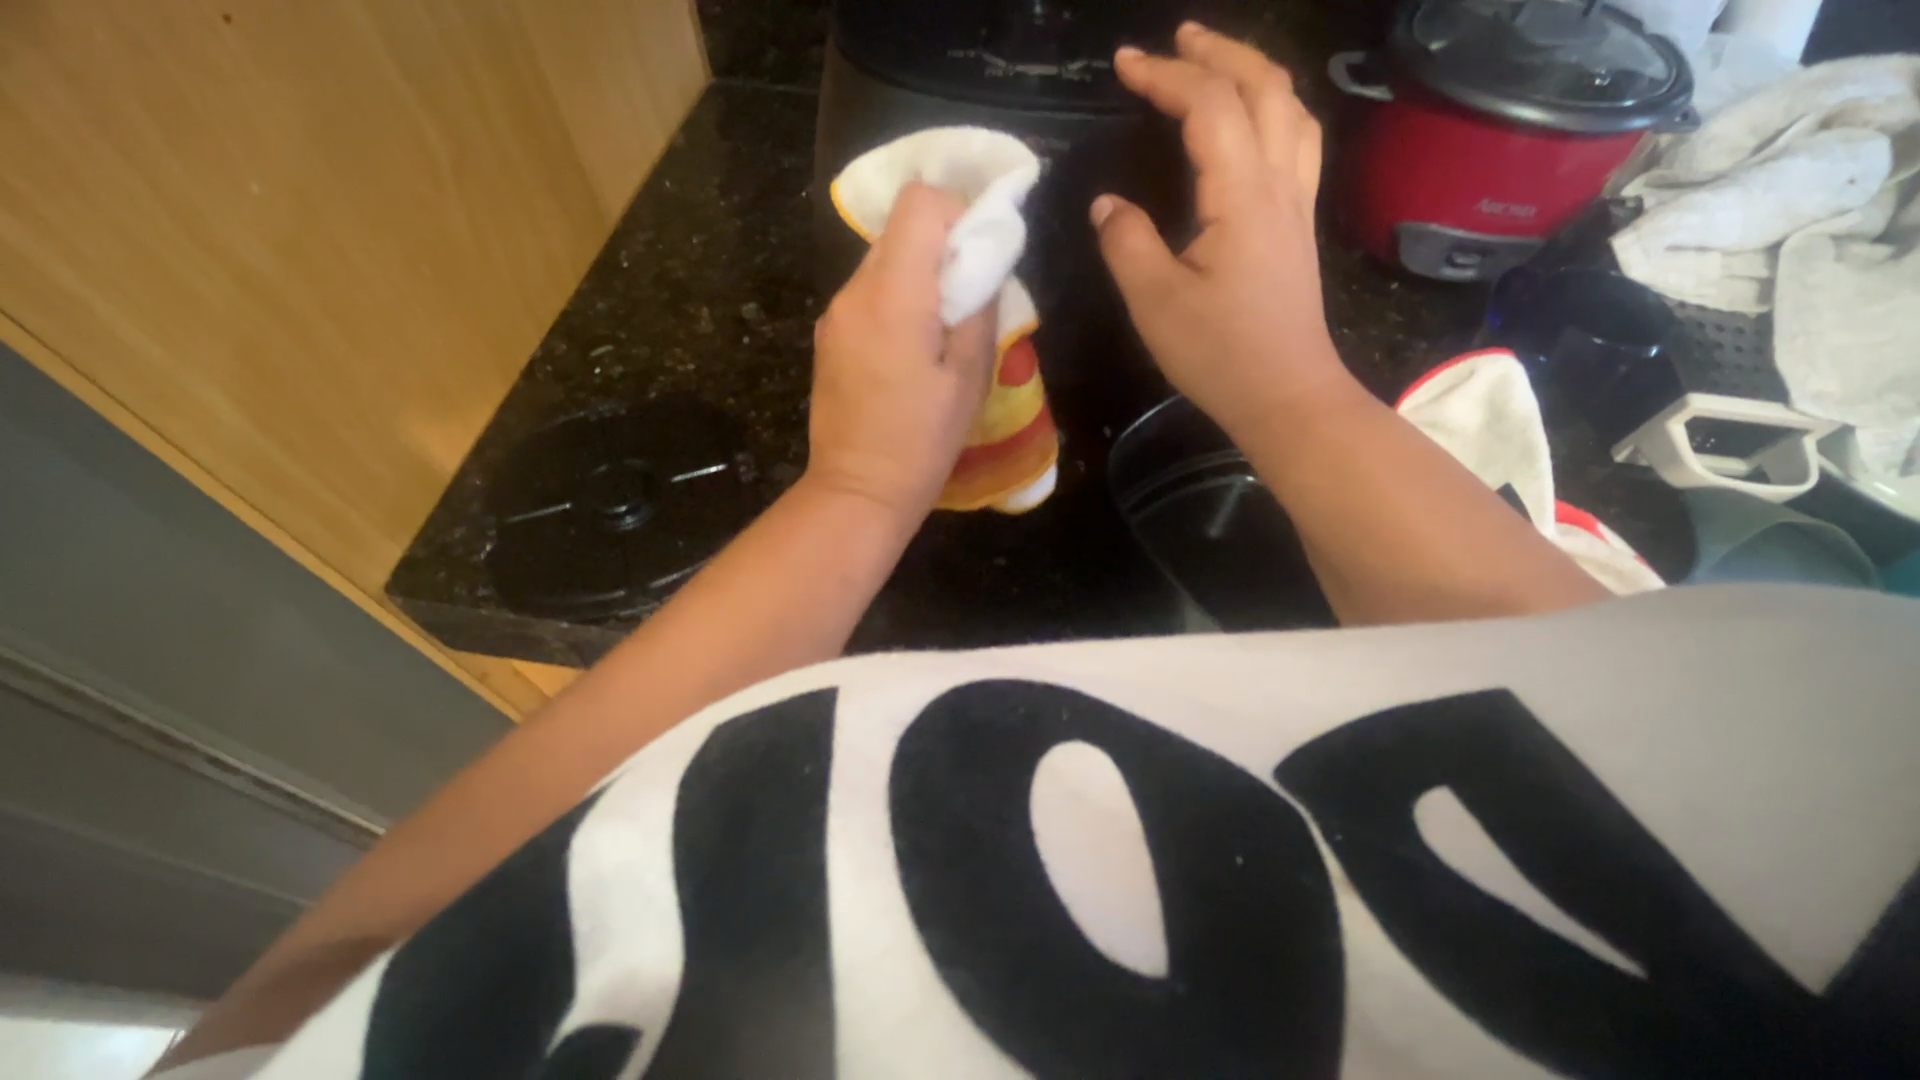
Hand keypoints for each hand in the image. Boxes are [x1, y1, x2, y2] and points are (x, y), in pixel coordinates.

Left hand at [807, 182, 998, 517]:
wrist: (858, 490)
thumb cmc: (922, 439)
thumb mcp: (970, 375)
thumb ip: (980, 306)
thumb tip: (983, 264)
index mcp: (893, 293)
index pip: (918, 203)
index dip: (956, 213)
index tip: (978, 256)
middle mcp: (854, 291)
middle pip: (898, 231)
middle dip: (940, 249)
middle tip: (967, 300)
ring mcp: (834, 315)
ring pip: (883, 264)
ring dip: (918, 279)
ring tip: (940, 334)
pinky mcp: (828, 338)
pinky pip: (867, 297)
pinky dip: (895, 303)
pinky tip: (909, 353)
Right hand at [1093, 23, 1362, 438]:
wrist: (1286, 395)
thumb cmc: (1219, 354)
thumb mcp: (1154, 302)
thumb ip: (1127, 243)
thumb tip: (1107, 205)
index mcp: (1242, 196)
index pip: (1209, 107)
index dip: (1166, 75)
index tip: (1124, 65)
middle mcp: (1280, 184)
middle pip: (1265, 88)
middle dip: (1219, 53)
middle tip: (1175, 40)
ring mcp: (1297, 204)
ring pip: (1291, 110)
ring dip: (1254, 74)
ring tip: (1215, 64)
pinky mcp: (1298, 226)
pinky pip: (1298, 142)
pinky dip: (1274, 110)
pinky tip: (1251, 122)